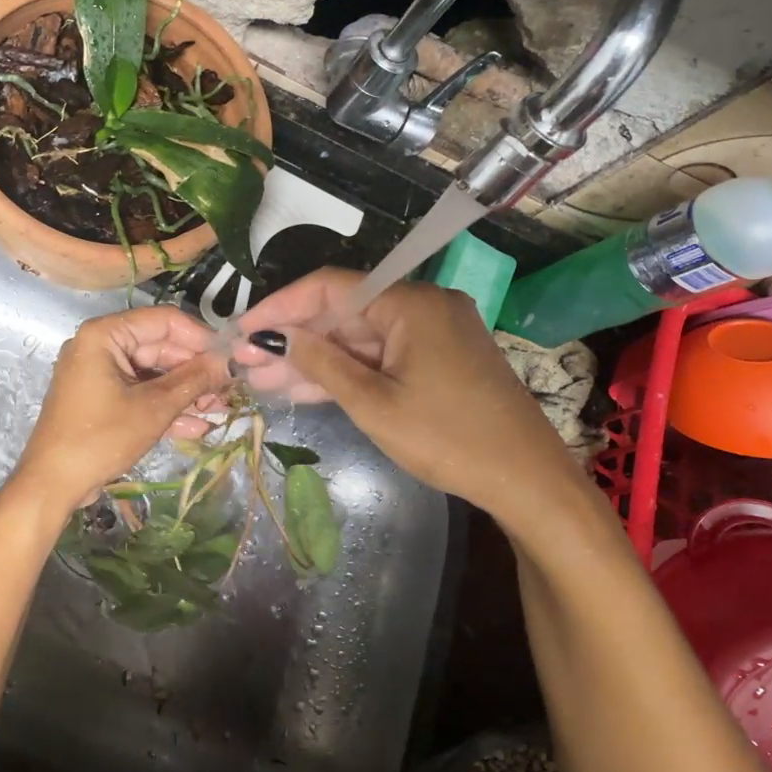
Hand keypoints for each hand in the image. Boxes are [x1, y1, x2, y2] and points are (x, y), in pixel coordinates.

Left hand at [10, 306, 228, 511]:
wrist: (53, 484)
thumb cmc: (101, 438)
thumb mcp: (153, 408)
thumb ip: (194, 380)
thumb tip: (229, 361)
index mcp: (105, 335)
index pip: (164, 320)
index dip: (201, 337)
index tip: (231, 356)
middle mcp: (100, 346)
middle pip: (160, 347)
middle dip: (195, 370)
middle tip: (230, 389)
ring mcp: (99, 373)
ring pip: (153, 373)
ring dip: (185, 391)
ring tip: (219, 409)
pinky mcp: (102, 399)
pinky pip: (140, 392)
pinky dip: (165, 407)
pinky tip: (197, 426)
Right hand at [230, 269, 574, 513]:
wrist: (530, 484)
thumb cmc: (450, 439)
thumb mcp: (374, 404)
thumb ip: (321, 363)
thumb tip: (274, 336)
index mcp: (411, 303)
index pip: (330, 288)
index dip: (280, 306)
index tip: (241, 329)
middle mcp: (422, 306)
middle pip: (343, 313)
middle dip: (292, 339)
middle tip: (244, 362)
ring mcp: (431, 334)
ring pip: (358, 339)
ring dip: (313, 360)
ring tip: (260, 381)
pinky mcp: (436, 360)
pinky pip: (379, 357)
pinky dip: (345, 372)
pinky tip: (301, 388)